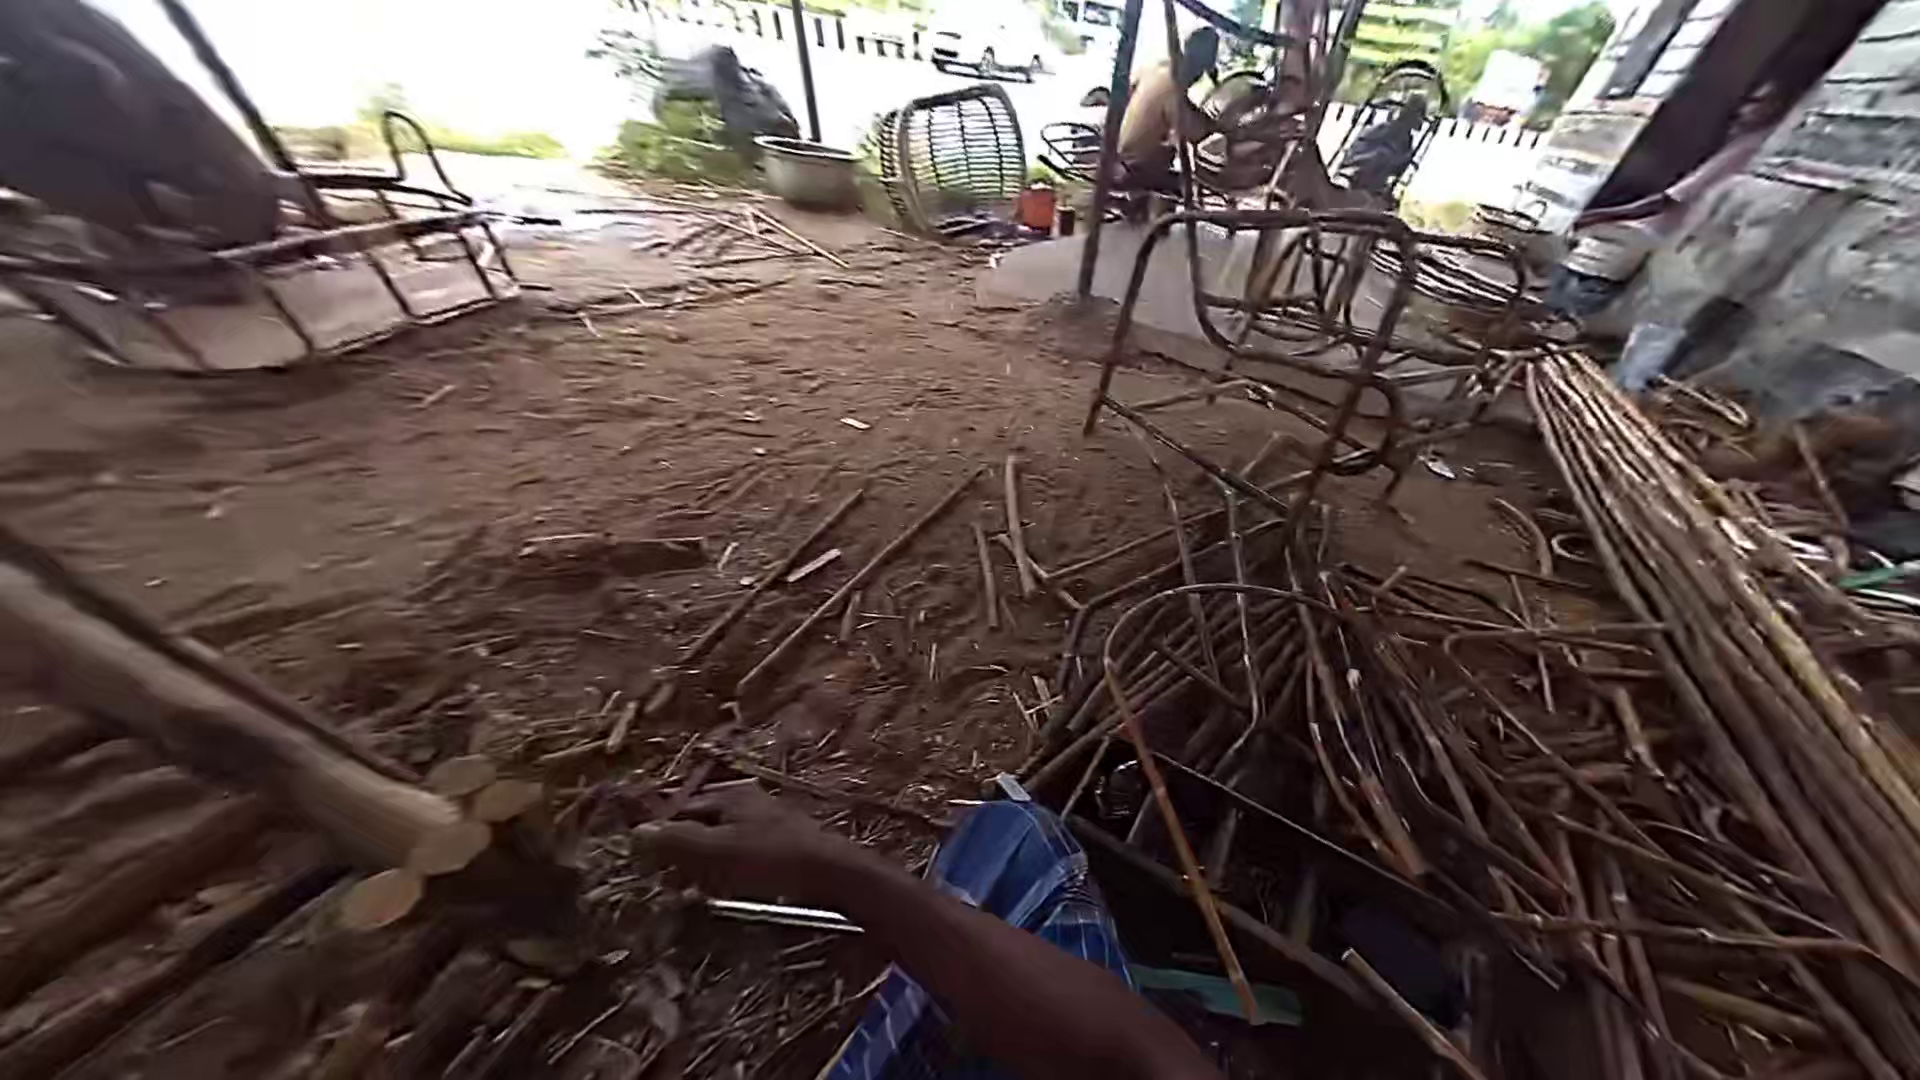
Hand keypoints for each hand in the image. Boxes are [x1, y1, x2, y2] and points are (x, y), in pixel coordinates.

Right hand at [634, 785, 878, 905]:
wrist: (827, 871)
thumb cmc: (769, 858)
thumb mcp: (717, 851)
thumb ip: (678, 841)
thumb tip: (638, 831)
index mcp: (731, 796)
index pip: (682, 810)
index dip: (662, 837)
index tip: (646, 866)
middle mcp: (746, 801)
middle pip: (701, 823)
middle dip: (682, 852)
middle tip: (668, 883)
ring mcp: (763, 821)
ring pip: (719, 841)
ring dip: (701, 866)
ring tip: (690, 892)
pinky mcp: (775, 844)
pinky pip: (738, 854)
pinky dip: (724, 872)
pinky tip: (721, 892)